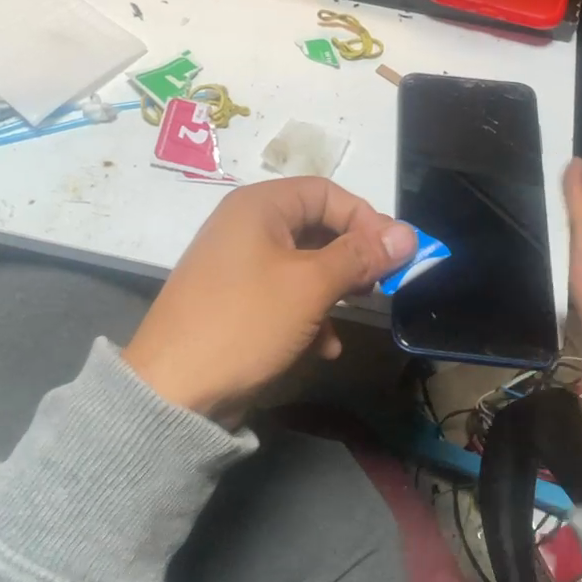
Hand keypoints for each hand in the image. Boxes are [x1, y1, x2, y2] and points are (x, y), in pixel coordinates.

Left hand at [123, 178, 416, 426]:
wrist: (173, 389)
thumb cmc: (245, 322)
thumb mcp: (310, 286)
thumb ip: (360, 256)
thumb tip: (407, 234)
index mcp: (259, 207)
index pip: (327, 193)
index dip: (366, 219)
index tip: (396, 254)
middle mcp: (246, 227)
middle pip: (316, 228)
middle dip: (352, 258)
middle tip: (379, 286)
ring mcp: (237, 266)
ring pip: (303, 266)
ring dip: (334, 291)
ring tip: (353, 314)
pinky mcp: (234, 302)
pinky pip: (283, 296)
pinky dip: (308, 315)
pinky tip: (322, 347)